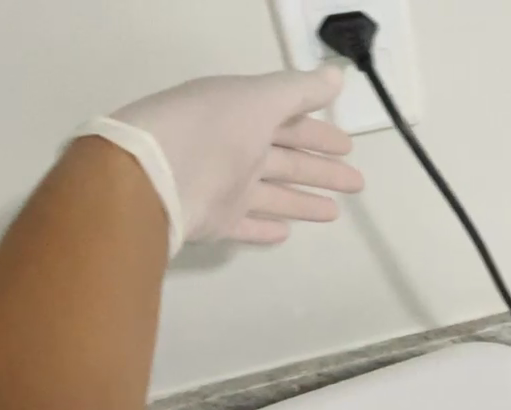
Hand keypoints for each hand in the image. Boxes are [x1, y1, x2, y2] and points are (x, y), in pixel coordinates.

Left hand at [82, 68, 364, 251]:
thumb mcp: (257, 101)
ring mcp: (226, 187)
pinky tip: (286, 232)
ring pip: (275, 195)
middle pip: (287, 161)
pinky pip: (248, 224)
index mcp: (241, 115)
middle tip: (356, 183)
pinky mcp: (218, 220)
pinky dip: (267, 228)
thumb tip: (337, 76)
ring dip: (304, 201)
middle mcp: (235, 149)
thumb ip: (298, 91)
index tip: (348, 146)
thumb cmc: (208, 133)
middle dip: (322, 170)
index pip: (289, 122)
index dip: (320, 133)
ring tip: (334, 212)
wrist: (154, 179)